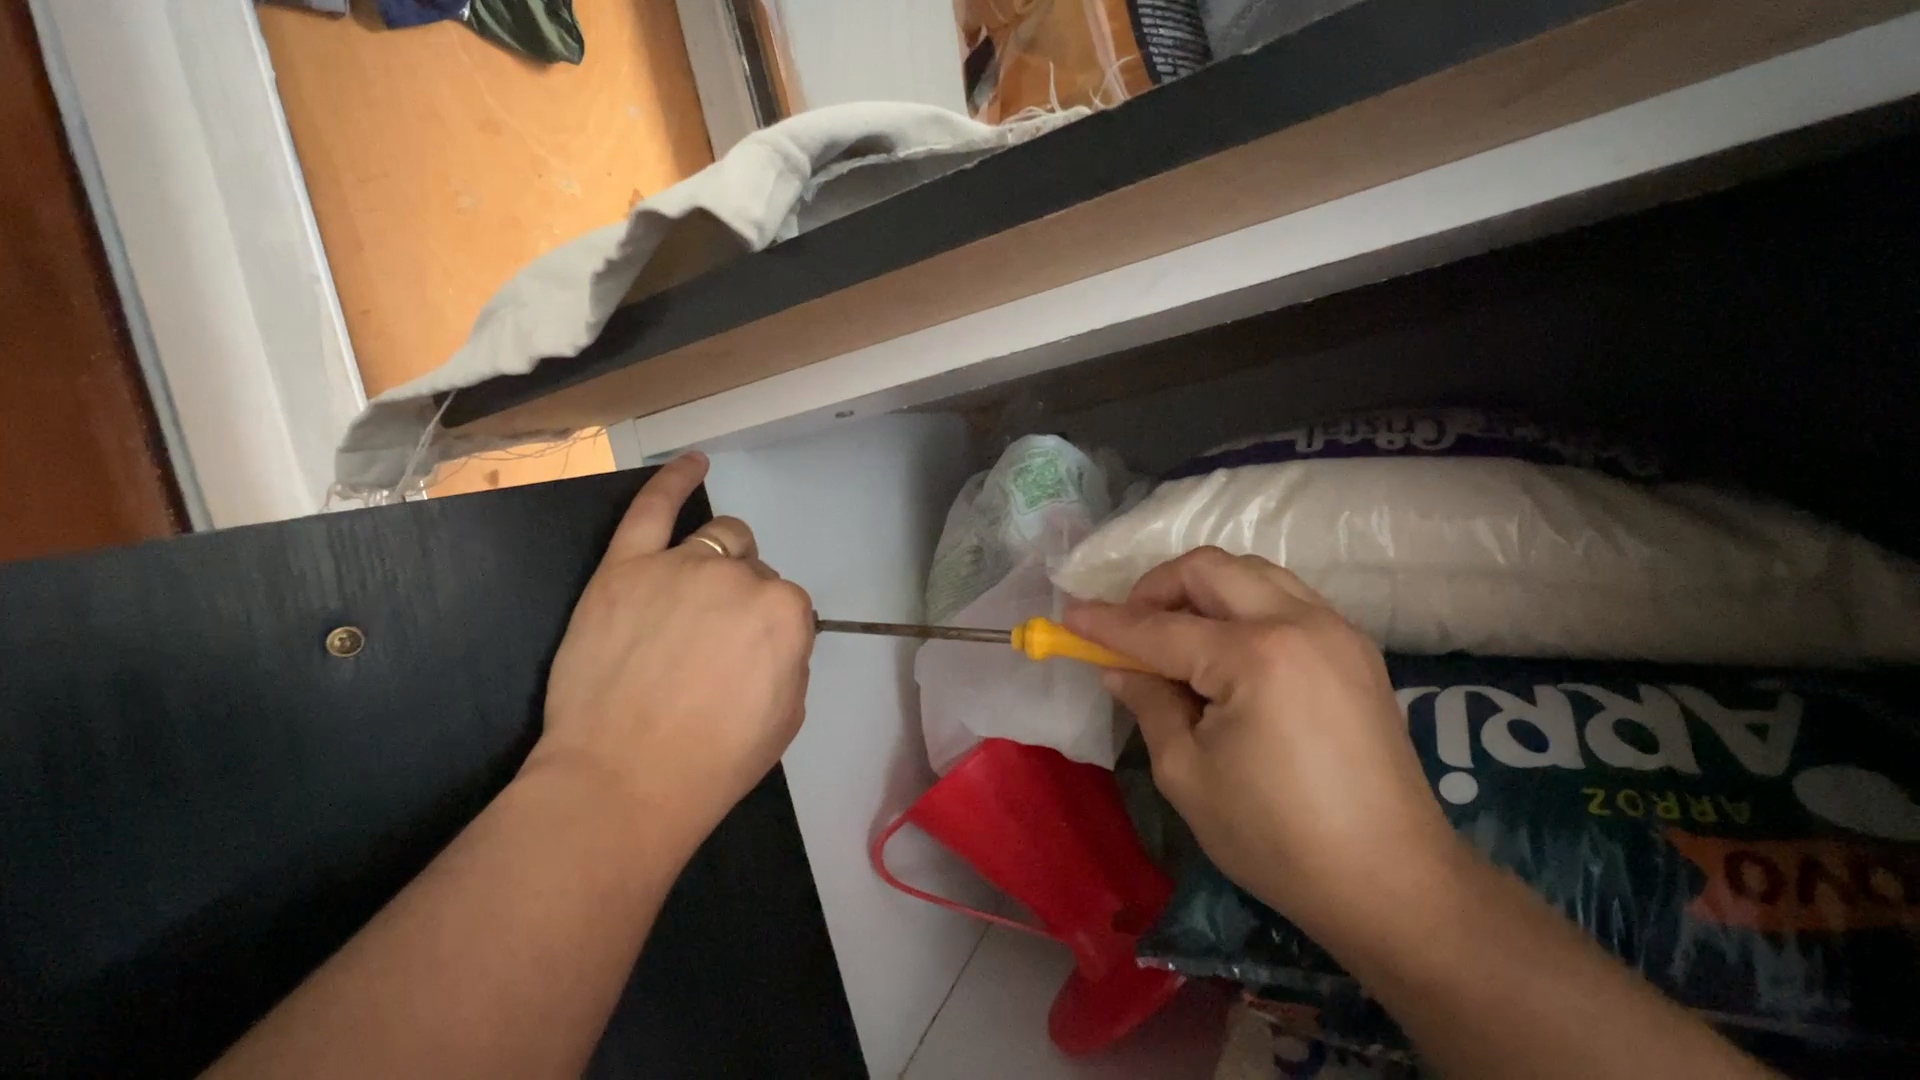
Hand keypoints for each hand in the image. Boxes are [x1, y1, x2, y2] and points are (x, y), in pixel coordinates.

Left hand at [530, 453, 815, 843]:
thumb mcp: (788, 717)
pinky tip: (694, 462)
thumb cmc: (714, 762)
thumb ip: (791, 658)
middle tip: (714, 644)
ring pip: (718, 538)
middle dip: (743, 599)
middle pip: (753, 569)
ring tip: (695, 596)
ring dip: (720, 560)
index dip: (765, 634)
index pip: (787, 604)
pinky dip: (675, 479)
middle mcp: (740, 577)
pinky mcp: (625, 566)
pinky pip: (653, 507)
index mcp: (787, 614)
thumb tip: (773, 634)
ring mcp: (680, 565)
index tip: (744, 662)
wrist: (624, 781)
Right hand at [1065, 548, 1461, 938]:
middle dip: (1157, 587)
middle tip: (1128, 627)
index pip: (1161, 628)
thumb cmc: (1276, 838)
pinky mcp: (1355, 650)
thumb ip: (1149, 704)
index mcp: (1255, 656)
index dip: (1107, 624)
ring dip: (1203, 591)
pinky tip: (1227, 651)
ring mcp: (1336, 630)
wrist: (1390, 879)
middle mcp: (1300, 622)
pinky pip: (1286, 599)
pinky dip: (1244, 607)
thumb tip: (1118, 669)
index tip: (1068, 616)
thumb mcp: (1187, 775)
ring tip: (1175, 636)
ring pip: (1253, 573)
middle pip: (1210, 569)